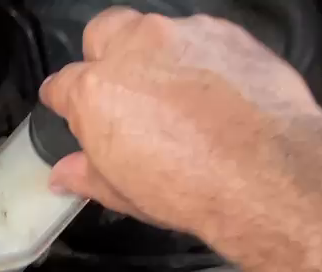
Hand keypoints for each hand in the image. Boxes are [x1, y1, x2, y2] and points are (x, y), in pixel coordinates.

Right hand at [40, 9, 321, 237]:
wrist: (261, 168)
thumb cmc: (178, 186)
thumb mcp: (118, 191)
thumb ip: (84, 174)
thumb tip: (63, 173)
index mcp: (94, 91)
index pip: (60, 84)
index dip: (61, 101)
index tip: (67, 112)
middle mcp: (134, 48)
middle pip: (103, 31)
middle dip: (102, 56)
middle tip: (115, 92)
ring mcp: (183, 33)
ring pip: (153, 31)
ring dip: (150, 57)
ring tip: (166, 96)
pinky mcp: (227, 31)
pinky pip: (197, 37)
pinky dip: (192, 59)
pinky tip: (203, 92)